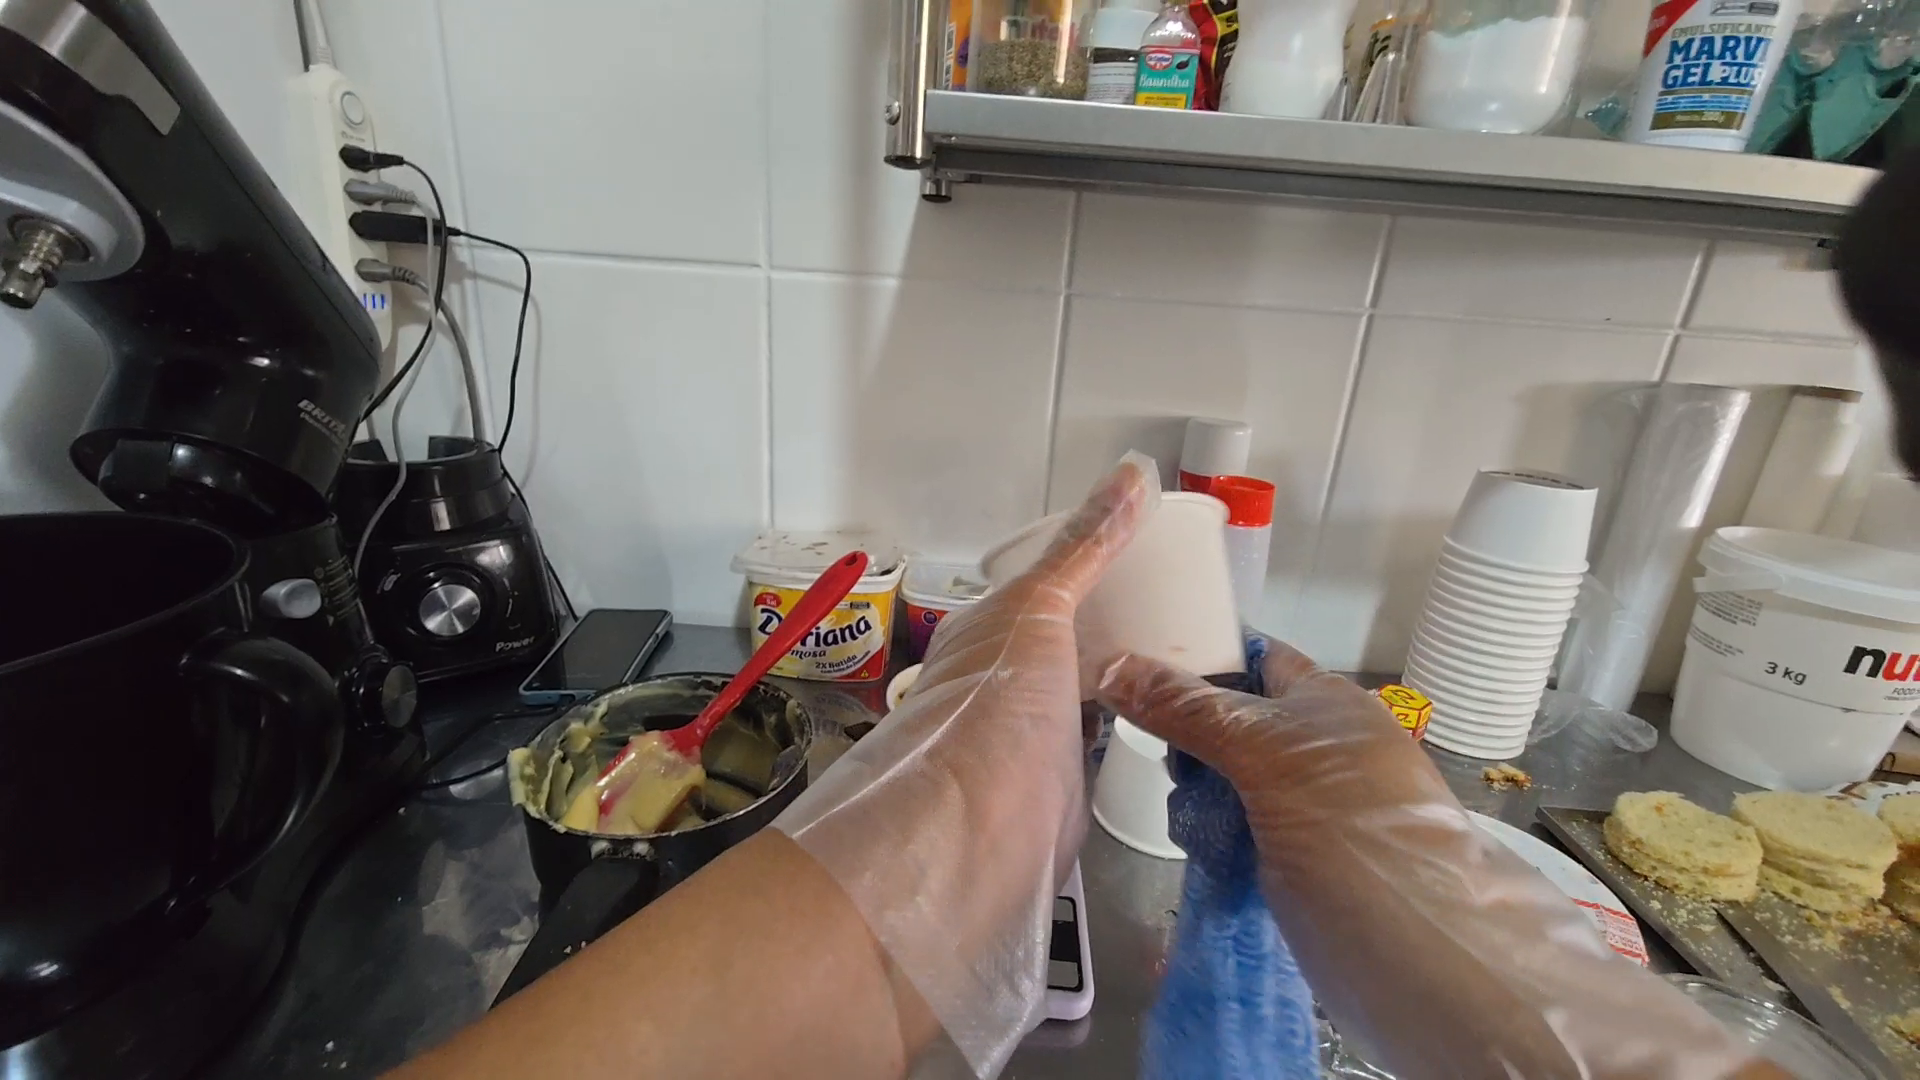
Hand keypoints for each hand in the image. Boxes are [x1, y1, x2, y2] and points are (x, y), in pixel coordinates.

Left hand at [774, 455, 1155, 1076]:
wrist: (981, 820)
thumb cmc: (998, 695)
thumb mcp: (1039, 605)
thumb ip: (1083, 546)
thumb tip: (1130, 470)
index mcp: (992, 630)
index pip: (1045, 586)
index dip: (1089, 567)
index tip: (1146, 553)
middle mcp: (1008, 677)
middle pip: (1069, 636)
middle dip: (1116, 617)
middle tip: (1184, 595)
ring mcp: (1035, 729)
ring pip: (1088, 684)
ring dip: (1127, 666)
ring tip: (1191, 640)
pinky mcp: (1065, 778)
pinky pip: (1106, 732)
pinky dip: (1134, 714)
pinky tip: (1172, 703)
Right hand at [1096, 636, 1756, 1079]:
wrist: (1425, 958)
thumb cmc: (1350, 828)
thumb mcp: (1264, 754)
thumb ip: (1185, 708)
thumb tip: (1108, 665)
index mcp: (1320, 699)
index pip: (1250, 653)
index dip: (1198, 651)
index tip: (1137, 661)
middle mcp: (1312, 741)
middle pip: (1225, 715)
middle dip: (1184, 731)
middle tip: (1160, 751)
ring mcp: (1302, 798)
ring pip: (1221, 772)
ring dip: (1194, 787)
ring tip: (1186, 811)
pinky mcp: (1290, 849)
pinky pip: (1230, 819)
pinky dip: (1208, 827)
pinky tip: (1197, 841)